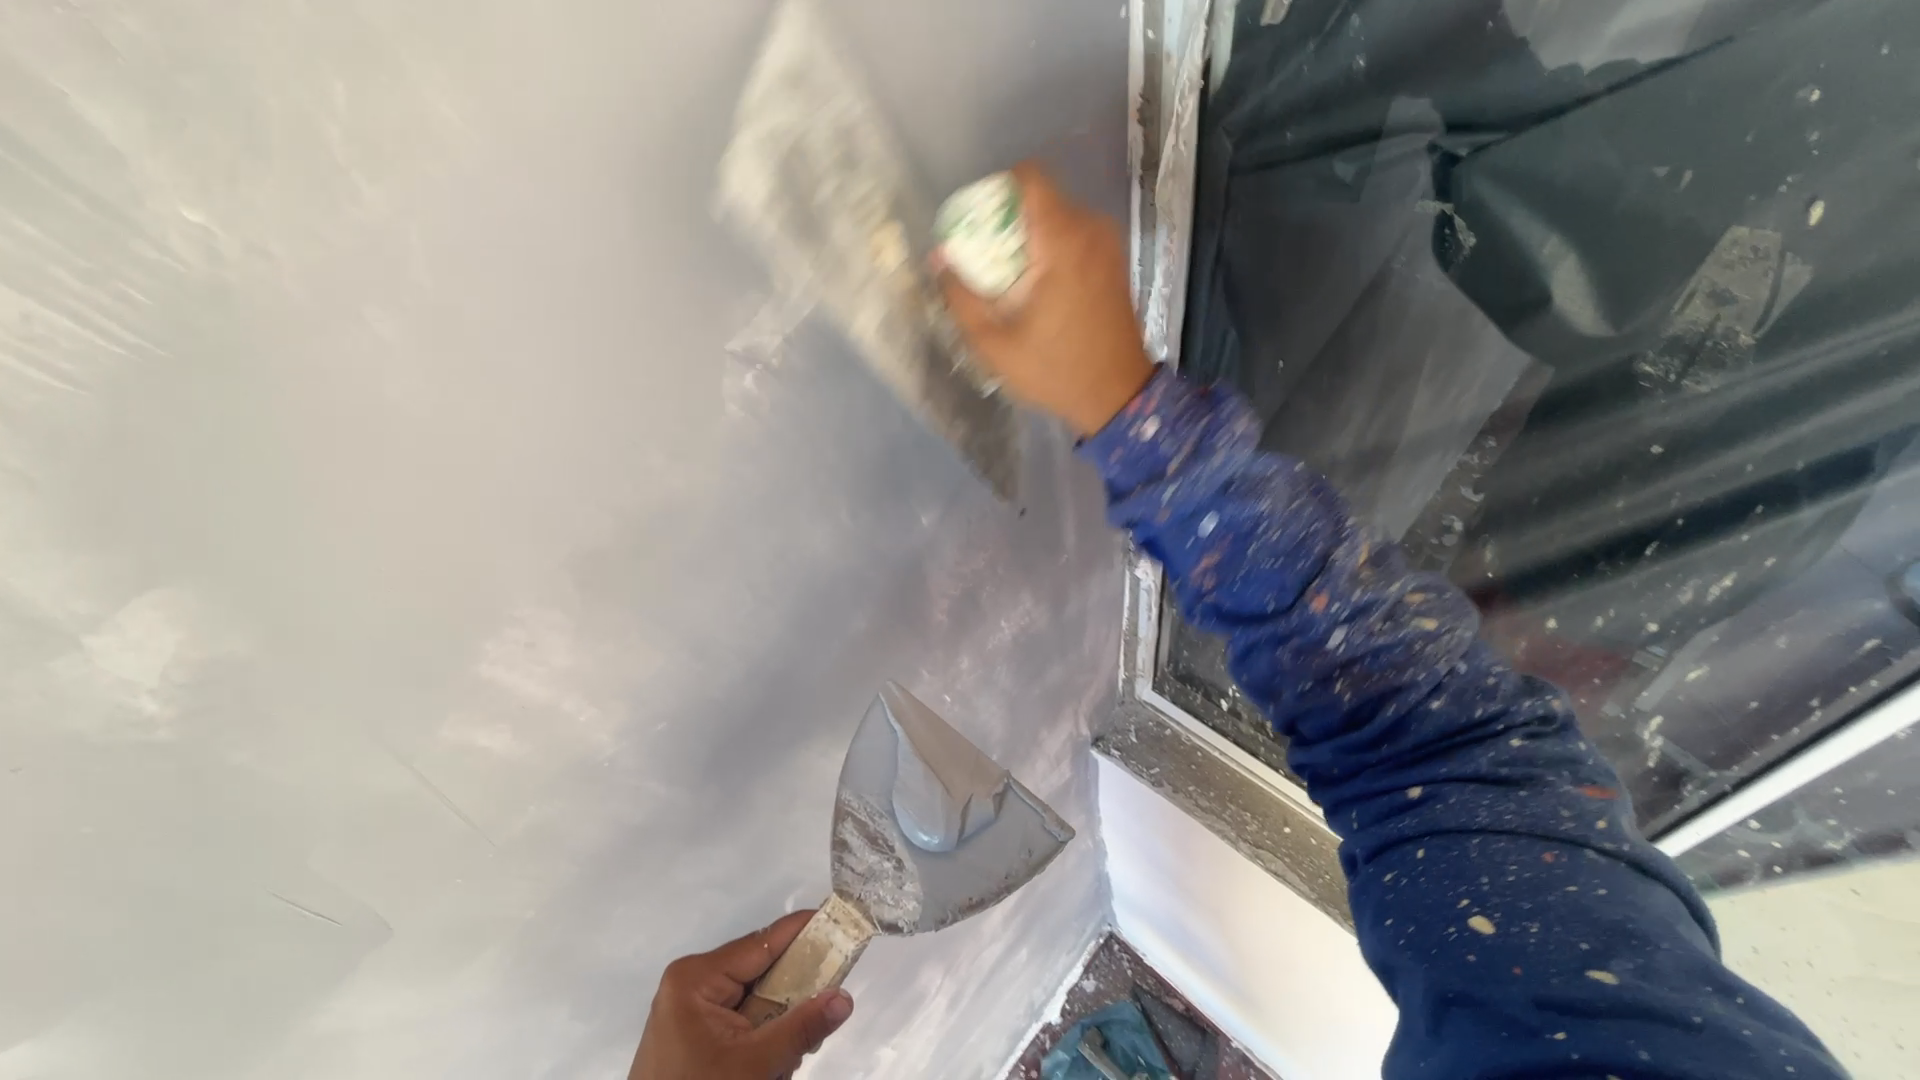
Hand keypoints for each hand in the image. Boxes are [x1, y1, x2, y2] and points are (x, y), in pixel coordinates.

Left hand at [629, 911, 854, 1079]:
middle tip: (828, 1004)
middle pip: (762, 969)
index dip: (804, 932)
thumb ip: (801, 1028)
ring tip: (787, 1058)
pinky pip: (743, 1019)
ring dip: (780, 1022)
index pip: (763, 941)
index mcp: (697, 977)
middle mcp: (693, 982)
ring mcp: (692, 1008)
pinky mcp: (695, 1032)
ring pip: (756, 997)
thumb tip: (845, 998)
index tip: (843, 923)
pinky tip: (773, 1065)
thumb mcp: (753, 1067)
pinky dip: (764, 1036)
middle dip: (795, 991)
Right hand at [937, 163, 1155, 436]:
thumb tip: (938, 258)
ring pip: (1058, 217)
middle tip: (985, 260)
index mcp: (1062, 241)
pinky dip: (1051, 249)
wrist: (1117, 395)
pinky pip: (1075, 235)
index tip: (978, 224)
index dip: (997, 190)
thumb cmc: (1055, 370)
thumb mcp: (994, 343)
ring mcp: (1108, 244)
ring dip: (1030, 237)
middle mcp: (1090, 230)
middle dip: (1008, 221)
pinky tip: (1037, 287)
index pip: (1029, 178)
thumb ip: (961, 296)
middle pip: (1041, 198)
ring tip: (1009, 277)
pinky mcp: (1114, 260)